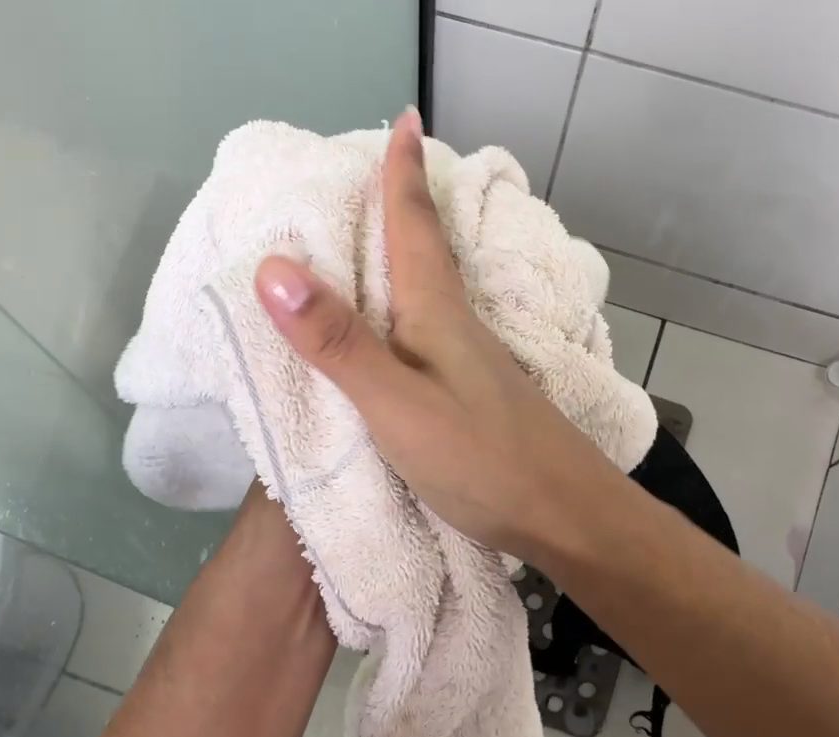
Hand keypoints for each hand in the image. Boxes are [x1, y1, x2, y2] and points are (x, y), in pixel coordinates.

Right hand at [252, 108, 621, 562]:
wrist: (565, 515)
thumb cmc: (481, 459)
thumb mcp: (396, 404)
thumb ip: (339, 344)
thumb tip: (273, 267)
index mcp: (437, 315)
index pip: (414, 228)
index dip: (403, 175)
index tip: (404, 120)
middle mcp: (460, 329)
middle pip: (429, 253)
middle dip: (408, 205)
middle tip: (389, 164)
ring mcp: (475, 365)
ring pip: (436, 293)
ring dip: (414, 256)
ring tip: (389, 237)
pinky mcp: (479, 399)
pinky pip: (437, 334)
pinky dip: (415, 311)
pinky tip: (412, 327)